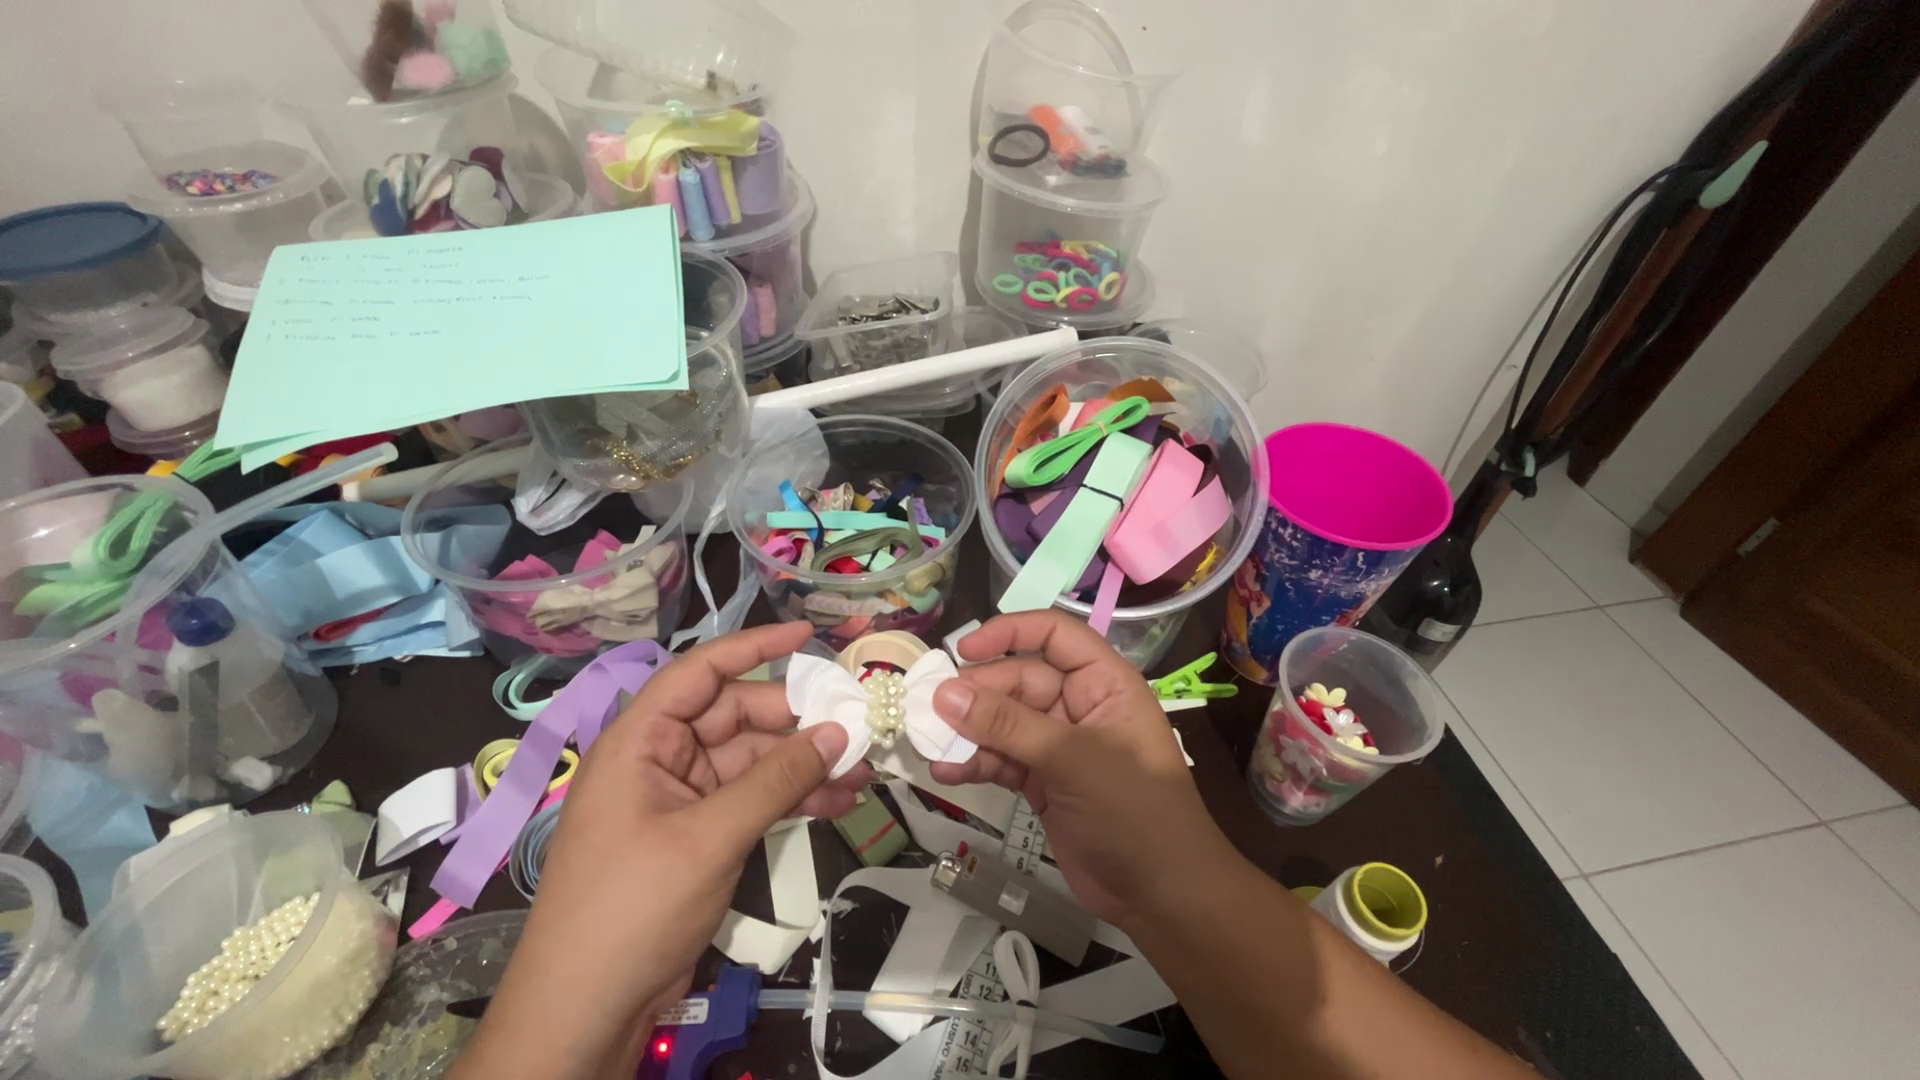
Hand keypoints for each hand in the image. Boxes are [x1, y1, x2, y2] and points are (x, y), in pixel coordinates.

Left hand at [456, 622, 869, 1079]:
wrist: (586, 1011)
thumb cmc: (633, 906)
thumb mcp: (710, 837)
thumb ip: (776, 780)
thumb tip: (838, 733)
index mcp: (640, 741)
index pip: (700, 673)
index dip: (754, 647)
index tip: (808, 635)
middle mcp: (660, 760)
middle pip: (736, 718)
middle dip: (796, 723)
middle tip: (856, 729)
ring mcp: (681, 801)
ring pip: (753, 763)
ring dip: (803, 766)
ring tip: (862, 772)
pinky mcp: (700, 837)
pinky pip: (753, 801)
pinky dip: (791, 800)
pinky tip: (837, 803)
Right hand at [926, 612, 1232, 925]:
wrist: (1161, 895)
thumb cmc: (1133, 810)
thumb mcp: (1072, 759)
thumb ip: (1009, 725)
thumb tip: (945, 693)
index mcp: (1104, 684)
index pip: (1055, 636)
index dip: (1010, 633)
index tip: (964, 651)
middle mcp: (1080, 706)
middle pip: (1020, 681)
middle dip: (978, 695)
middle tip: (932, 711)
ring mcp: (1060, 746)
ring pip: (1004, 723)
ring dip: (968, 732)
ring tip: (931, 745)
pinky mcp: (1043, 782)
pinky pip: (1002, 759)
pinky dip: (975, 764)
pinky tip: (947, 774)